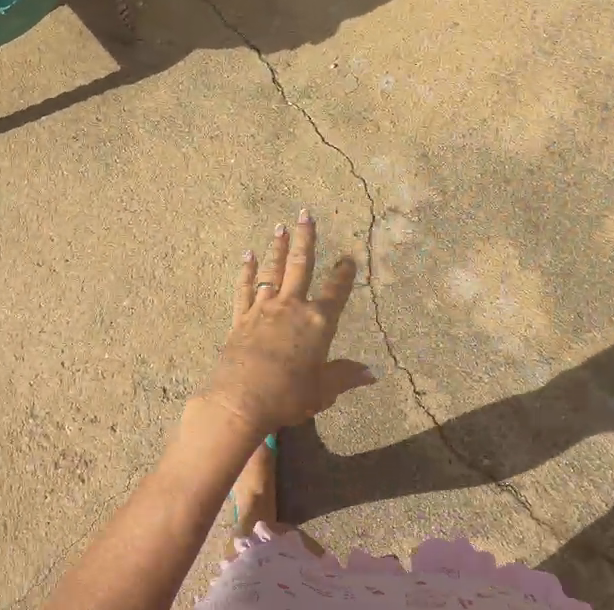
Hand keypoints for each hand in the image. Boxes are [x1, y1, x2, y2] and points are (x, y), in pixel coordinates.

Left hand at [198, 211, 376, 433]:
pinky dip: (247, 270)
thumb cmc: (289, 396)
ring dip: (276, 247)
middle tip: (305, 214)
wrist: (242, 399)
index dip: (343, 274)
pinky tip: (248, 255)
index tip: (348, 256)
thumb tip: (373, 373)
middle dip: (305, 239)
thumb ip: (345, 376)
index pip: (335, 292)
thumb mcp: (323, 390)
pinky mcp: (240, 317)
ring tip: (280, 226)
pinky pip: (245, 287)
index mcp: (318, 323)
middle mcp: (291, 308)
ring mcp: (263, 309)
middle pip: (300, 266)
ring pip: (272, 270)